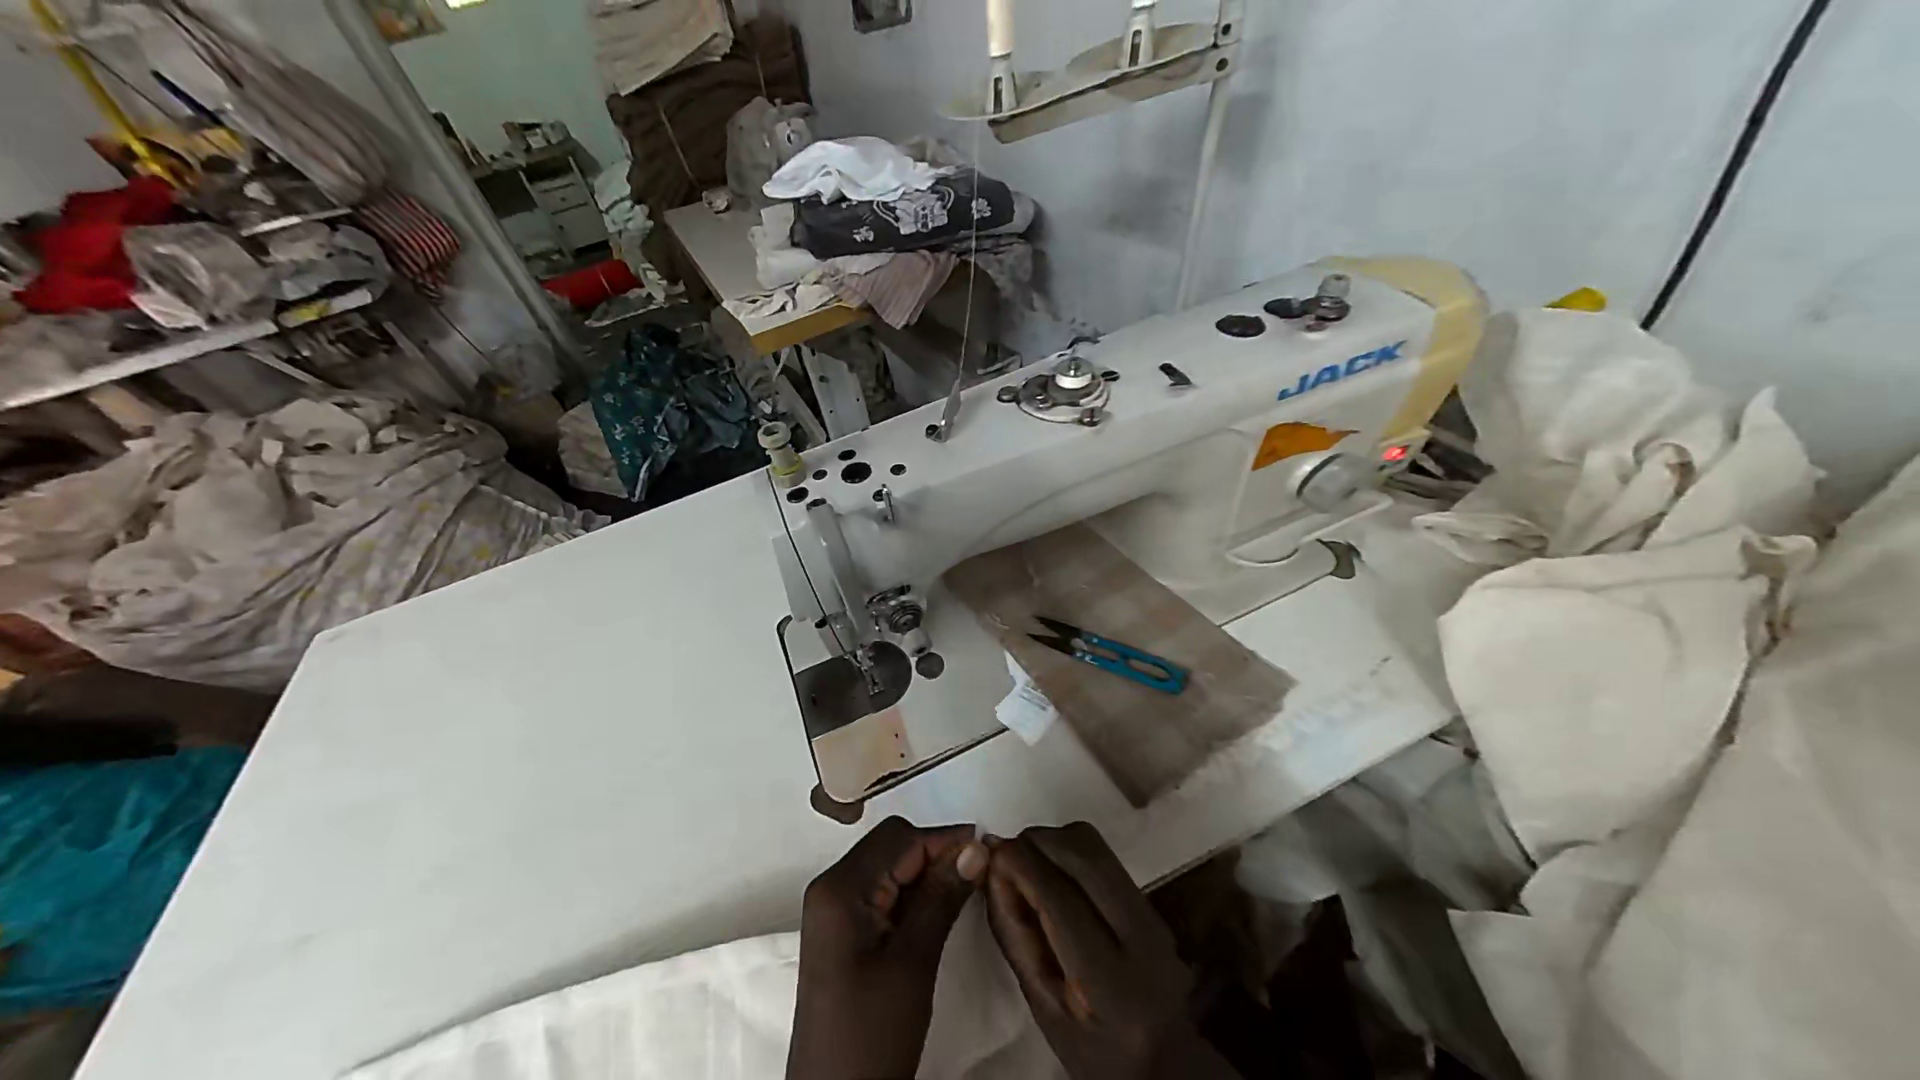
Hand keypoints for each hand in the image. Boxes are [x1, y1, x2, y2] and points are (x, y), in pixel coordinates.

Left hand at [788, 816, 990, 1079]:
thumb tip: (976, 847)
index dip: (946, 840)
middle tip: (982, 874)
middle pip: (893, 847)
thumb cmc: (871, 1033)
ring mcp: (837, 911)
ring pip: (891, 868)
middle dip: (938, 854)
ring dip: (930, 874)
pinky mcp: (847, 932)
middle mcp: (832, 888)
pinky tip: (944, 908)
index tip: (990, 852)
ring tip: (970, 890)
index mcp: (839, 888)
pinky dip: (916, 895)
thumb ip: (942, 897)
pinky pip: (886, 893)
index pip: (899, 838)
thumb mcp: (913, 961)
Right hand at [983, 823, 1238, 1079]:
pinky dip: (1070, 851)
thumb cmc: (1091, 1047)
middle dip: (1039, 842)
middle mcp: (1144, 940)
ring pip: (1098, 849)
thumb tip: (994, 872)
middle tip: (1006, 850)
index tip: (991, 851)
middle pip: (1086, 859)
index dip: (1023, 867)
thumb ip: (1016, 938)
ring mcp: (1154, 917)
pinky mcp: (1153, 903)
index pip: (1062, 903)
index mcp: (1112, 985)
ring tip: (1027, 859)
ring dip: (1055, 841)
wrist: (1163, 1060)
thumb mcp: (1043, 1007)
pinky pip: (1105, 858)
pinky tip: (1052, 868)